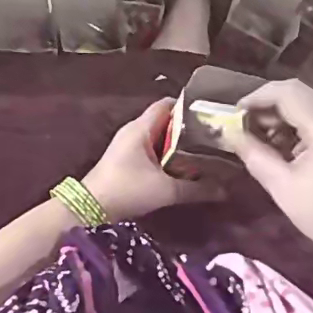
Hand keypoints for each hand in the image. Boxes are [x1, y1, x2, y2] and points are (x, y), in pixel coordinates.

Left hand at [81, 98, 222, 220]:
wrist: (88, 209)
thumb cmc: (126, 190)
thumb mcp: (165, 191)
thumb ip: (196, 189)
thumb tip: (224, 191)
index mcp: (140, 128)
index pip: (168, 104)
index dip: (190, 107)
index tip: (212, 116)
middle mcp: (133, 131)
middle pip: (166, 121)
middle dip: (189, 129)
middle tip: (214, 138)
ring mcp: (127, 146)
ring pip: (159, 138)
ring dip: (179, 145)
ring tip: (205, 153)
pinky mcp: (125, 161)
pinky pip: (151, 151)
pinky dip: (167, 156)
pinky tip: (183, 168)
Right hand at [225, 80, 312, 267]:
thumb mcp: (284, 190)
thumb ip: (255, 155)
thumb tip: (231, 133)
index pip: (287, 92)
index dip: (257, 97)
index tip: (237, 114)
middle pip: (305, 95)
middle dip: (274, 108)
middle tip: (251, 131)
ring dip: (294, 117)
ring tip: (275, 142)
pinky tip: (303, 149)